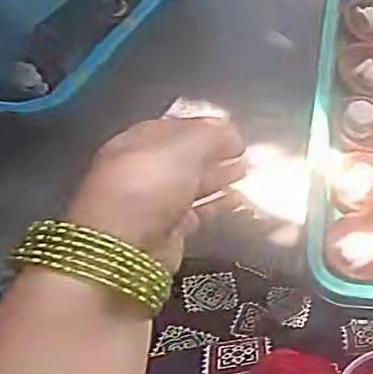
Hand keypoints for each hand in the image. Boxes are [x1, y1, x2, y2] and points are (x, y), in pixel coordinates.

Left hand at [62, 103, 244, 271]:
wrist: (126, 247)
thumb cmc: (150, 187)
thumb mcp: (182, 150)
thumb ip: (210, 136)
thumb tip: (233, 133)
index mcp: (138, 144)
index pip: (174, 128)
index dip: (204, 127)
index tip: (233, 129)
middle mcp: (145, 170)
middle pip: (185, 156)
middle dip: (215, 152)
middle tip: (244, 150)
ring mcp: (157, 201)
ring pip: (194, 183)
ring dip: (220, 175)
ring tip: (246, 171)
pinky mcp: (171, 227)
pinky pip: (200, 209)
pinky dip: (219, 203)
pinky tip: (238, 199)